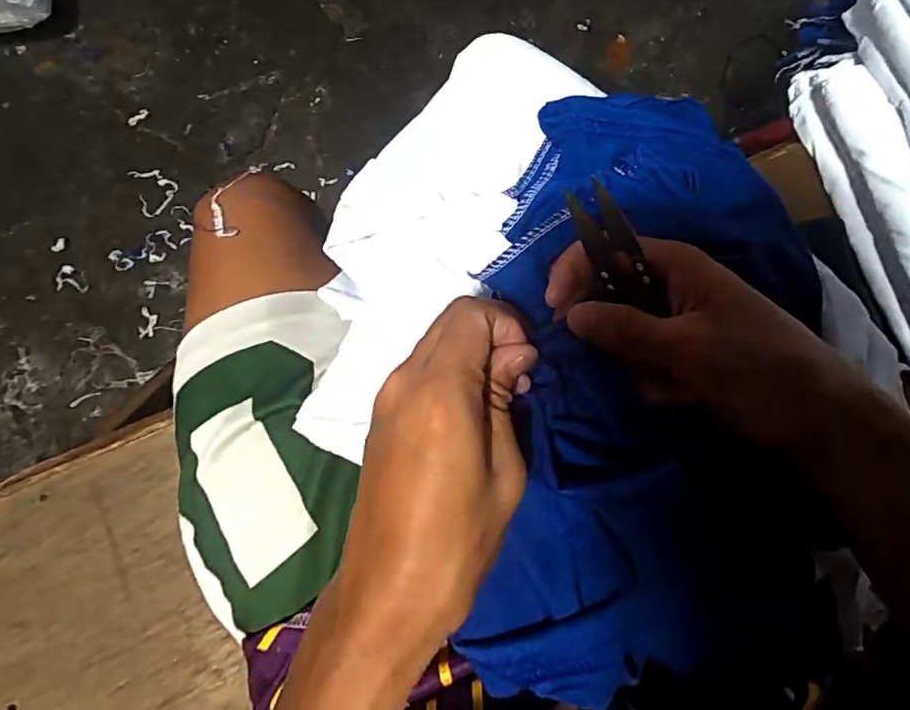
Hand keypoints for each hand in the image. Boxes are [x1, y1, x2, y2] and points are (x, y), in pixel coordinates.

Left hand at [287, 297, 538, 709]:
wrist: (387, 595)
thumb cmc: (458, 540)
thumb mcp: (505, 468)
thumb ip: (505, 396)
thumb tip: (517, 353)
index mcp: (438, 390)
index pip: (472, 313)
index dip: (508, 324)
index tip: (527, 362)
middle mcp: (405, 380)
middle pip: (452, 318)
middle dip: (494, 331)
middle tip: (518, 375)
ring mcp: (387, 396)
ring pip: (436, 339)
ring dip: (473, 349)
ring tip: (499, 393)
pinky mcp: (382, 415)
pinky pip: (422, 365)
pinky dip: (452, 367)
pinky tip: (472, 408)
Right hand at [546, 237, 868, 451]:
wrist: (819, 418)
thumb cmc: (756, 368)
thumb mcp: (686, 349)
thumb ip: (625, 329)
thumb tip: (570, 314)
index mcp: (677, 264)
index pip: (610, 249)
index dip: (577, 270)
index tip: (553, 308)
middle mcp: (675, 286)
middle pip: (614, 296)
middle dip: (616, 334)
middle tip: (637, 361)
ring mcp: (682, 323)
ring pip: (629, 337)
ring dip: (643, 366)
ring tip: (680, 385)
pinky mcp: (689, 356)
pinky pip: (650, 364)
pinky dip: (661, 383)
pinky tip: (690, 396)